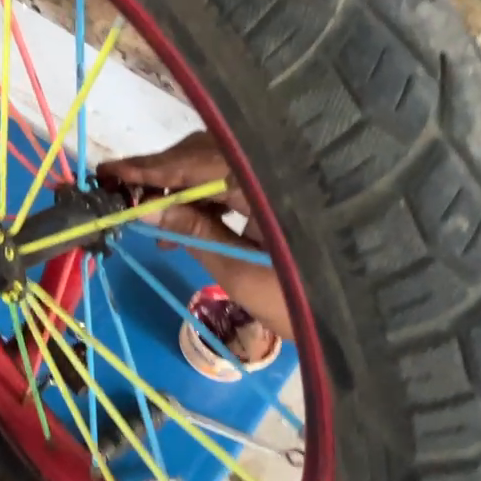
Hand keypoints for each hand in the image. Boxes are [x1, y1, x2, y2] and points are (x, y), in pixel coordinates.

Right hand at [98, 132, 292, 342]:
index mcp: (267, 184)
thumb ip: (193, 232)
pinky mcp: (288, 191)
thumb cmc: (305, 305)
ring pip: (219, 164)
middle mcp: (276, 170)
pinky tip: (186, 220)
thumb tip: (143, 207)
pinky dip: (207, 195)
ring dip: (182, 185)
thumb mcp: (240, 272)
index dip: (150, 168)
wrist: (371, 326)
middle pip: (206, 153)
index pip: (196, 164)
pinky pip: (238, 179)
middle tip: (124, 195)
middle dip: (163, 172)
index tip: (109, 172)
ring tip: (152, 216)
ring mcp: (284, 178)